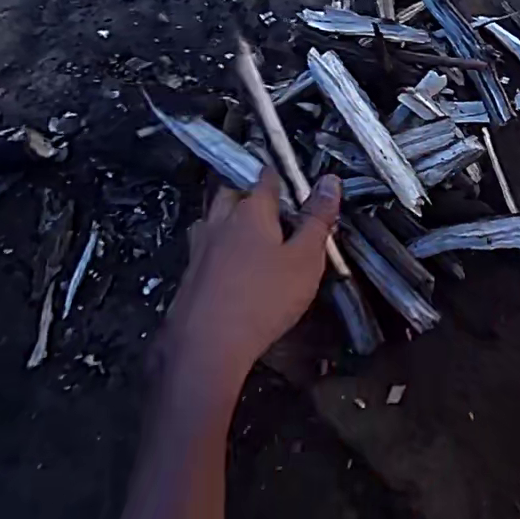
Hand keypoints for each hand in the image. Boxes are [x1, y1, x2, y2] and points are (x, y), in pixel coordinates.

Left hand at [158, 170, 340, 398]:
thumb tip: (330, 180)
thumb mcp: (305, 260)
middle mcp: (221, 219)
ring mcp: (200, 245)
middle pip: (233, 193)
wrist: (207, 343)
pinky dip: (217, 244)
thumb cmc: (264, 298)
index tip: (290, 179)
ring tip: (248, 231)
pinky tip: (226, 262)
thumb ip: (317, 220)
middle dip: (249, 193)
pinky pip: (204, 244)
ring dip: (228, 217)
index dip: (280, 175)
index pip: (266, 179)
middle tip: (271, 207)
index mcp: (252, 211)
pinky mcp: (189, 270)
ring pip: (214, 217)